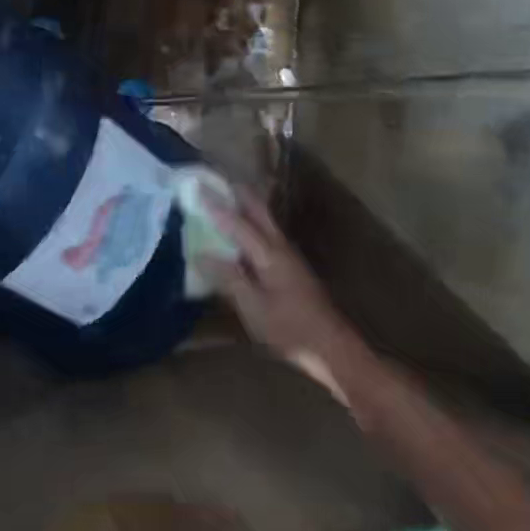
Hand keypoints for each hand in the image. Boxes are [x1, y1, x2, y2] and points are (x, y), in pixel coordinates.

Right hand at [203, 185, 364, 393]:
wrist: (332, 350)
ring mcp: (289, 257)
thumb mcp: (253, 307)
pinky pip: (267, 234)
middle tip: (214, 180)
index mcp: (270, 254)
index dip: (216, 205)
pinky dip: (251, 223)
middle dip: (238, 193)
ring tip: (224, 198)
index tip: (197, 186)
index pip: (238, 222)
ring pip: (265, 220)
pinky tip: (240, 233)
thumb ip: (228, 279)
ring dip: (246, 205)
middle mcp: (281, 248)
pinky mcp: (291, 269)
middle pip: (258, 211)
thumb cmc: (290, 330)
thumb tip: (200, 254)